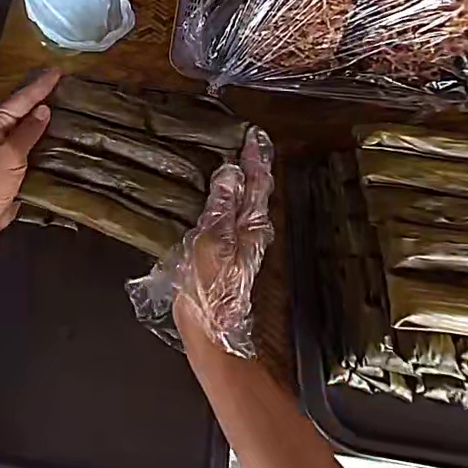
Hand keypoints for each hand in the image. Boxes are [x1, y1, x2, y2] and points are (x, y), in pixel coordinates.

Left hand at [0, 68, 61, 238]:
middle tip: (63, 82)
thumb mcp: (10, 155)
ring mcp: (3, 149)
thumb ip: (28, 131)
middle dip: (41, 96)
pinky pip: (31, 144)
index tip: (58, 71)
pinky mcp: (12, 165)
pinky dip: (44, 137)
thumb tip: (44, 109)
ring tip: (64, 102)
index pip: (20, 100)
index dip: (40, 86)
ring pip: (27, 127)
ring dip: (44, 116)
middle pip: (22, 110)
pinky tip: (58, 133)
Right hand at [140, 127, 274, 357]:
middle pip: (255, 190)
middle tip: (246, 140)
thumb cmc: (211, 291)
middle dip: (252, 164)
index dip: (255, 157)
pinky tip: (216, 195)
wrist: (212, 333)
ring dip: (241, 179)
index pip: (257, 181)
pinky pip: (230, 215)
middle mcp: (250, 231)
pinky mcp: (225, 253)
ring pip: (244, 202)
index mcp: (250, 224)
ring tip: (233, 159)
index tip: (253, 134)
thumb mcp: (213, 242)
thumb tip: (230, 171)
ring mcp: (239, 243)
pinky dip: (227, 197)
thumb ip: (222, 207)